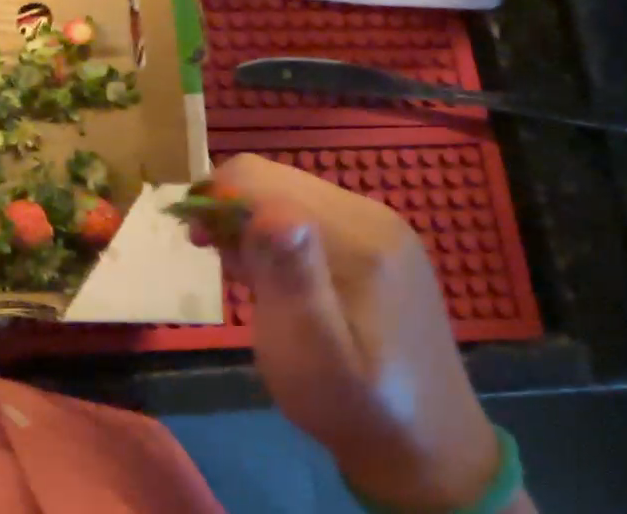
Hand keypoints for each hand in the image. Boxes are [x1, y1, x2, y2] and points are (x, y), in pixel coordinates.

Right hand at [203, 154, 501, 511]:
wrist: (426, 448)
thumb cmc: (354, 404)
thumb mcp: (312, 352)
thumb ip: (292, 278)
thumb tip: (267, 209)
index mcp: (356, 235)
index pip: (255, 178)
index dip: (213, 201)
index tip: (199, 246)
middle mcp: (370, 214)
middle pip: (268, 178)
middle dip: (229, 213)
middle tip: (224, 269)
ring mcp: (376, 226)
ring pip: (281, 192)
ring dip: (248, 226)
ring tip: (248, 280)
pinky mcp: (373, 242)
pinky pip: (302, 212)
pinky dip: (272, 235)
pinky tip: (275, 278)